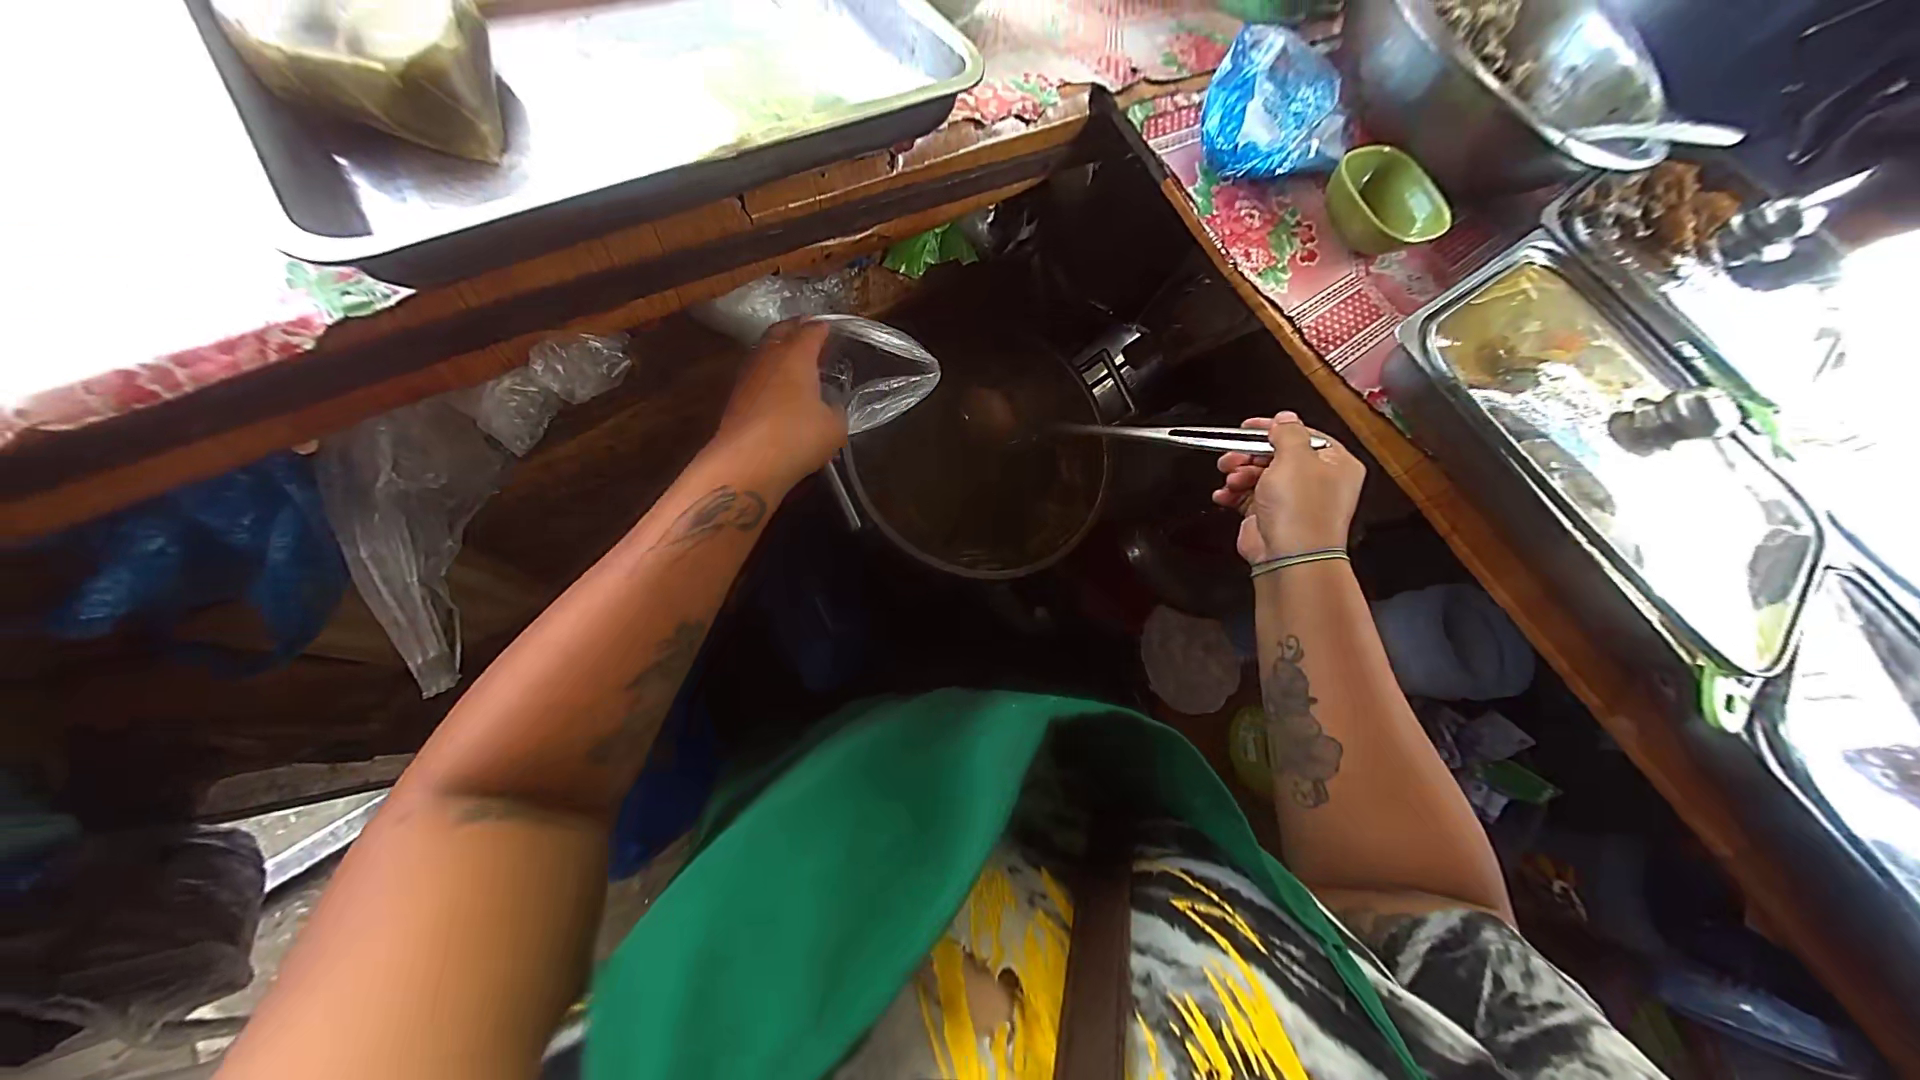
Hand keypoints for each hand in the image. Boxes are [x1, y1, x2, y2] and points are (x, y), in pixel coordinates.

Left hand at [712, 320, 848, 486]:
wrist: (747, 463)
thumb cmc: (797, 437)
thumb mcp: (835, 427)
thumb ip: (836, 411)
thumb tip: (830, 408)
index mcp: (796, 356)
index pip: (810, 331)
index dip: (822, 328)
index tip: (829, 328)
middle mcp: (768, 358)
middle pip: (780, 332)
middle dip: (795, 329)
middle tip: (808, 332)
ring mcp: (747, 378)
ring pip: (764, 353)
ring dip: (778, 351)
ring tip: (794, 360)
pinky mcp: (735, 400)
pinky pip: (757, 377)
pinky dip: (769, 375)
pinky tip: (778, 389)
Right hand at [1211, 412, 1364, 563]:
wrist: (1289, 555)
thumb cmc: (1302, 511)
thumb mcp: (1295, 458)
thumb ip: (1288, 433)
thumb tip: (1285, 419)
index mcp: (1334, 463)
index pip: (1302, 435)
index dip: (1274, 429)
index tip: (1250, 427)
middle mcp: (1315, 481)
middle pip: (1276, 455)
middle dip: (1249, 454)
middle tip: (1232, 455)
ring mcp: (1292, 500)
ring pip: (1258, 475)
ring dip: (1238, 474)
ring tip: (1230, 479)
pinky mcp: (1269, 516)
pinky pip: (1246, 497)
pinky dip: (1232, 494)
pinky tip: (1225, 495)